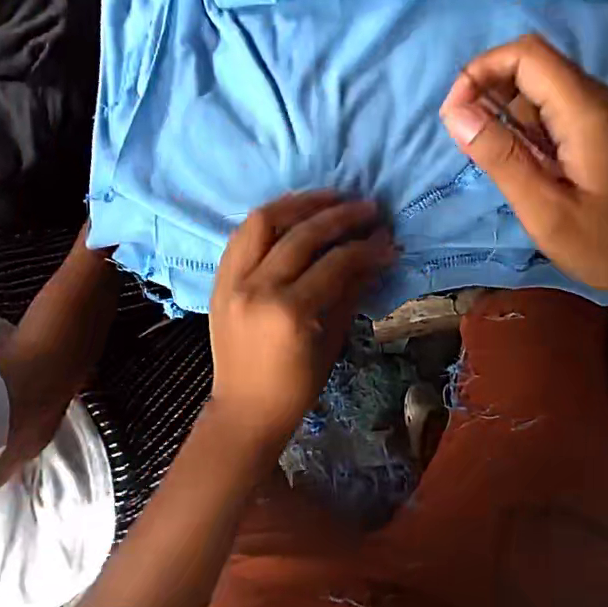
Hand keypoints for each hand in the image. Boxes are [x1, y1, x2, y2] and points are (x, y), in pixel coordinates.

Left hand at [208, 192, 394, 449]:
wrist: (244, 408)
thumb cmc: (296, 386)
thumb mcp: (332, 340)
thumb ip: (351, 290)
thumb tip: (377, 253)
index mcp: (289, 312)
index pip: (334, 263)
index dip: (366, 247)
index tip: (388, 238)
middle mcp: (257, 288)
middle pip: (301, 235)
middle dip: (340, 215)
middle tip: (368, 207)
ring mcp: (232, 281)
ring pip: (263, 221)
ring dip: (300, 203)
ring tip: (331, 197)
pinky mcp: (219, 279)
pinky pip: (243, 234)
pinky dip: (270, 217)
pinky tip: (294, 212)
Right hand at [440, 34, 607, 308]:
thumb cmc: (606, 245)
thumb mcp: (543, 208)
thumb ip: (499, 156)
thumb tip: (454, 113)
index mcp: (586, 110)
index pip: (525, 55)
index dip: (480, 72)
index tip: (455, 116)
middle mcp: (597, 98)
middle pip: (531, 62)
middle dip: (487, 88)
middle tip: (467, 138)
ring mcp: (602, 112)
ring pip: (539, 85)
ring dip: (503, 109)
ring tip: (492, 158)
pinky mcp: (600, 129)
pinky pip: (552, 108)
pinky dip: (522, 125)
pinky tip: (518, 163)